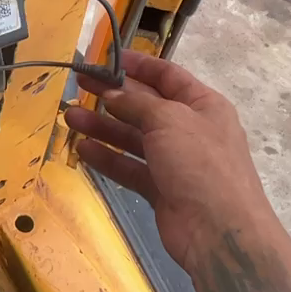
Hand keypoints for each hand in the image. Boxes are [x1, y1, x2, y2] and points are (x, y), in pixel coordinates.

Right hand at [66, 50, 270, 263]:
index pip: (168, 76)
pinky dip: (108, 158)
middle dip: (112, 96)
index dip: (138, 65)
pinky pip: (130, 167)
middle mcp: (190, 130)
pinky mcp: (161, 188)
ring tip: (70, 117)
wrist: (220, 232)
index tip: (107, 59)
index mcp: (203, 105)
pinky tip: (83, 150)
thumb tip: (111, 95)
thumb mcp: (169, 120)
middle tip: (78, 85)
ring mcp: (175, 161)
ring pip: (133, 138)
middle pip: (145, 106)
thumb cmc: (200, 163)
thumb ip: (136, 104)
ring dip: (102, 127)